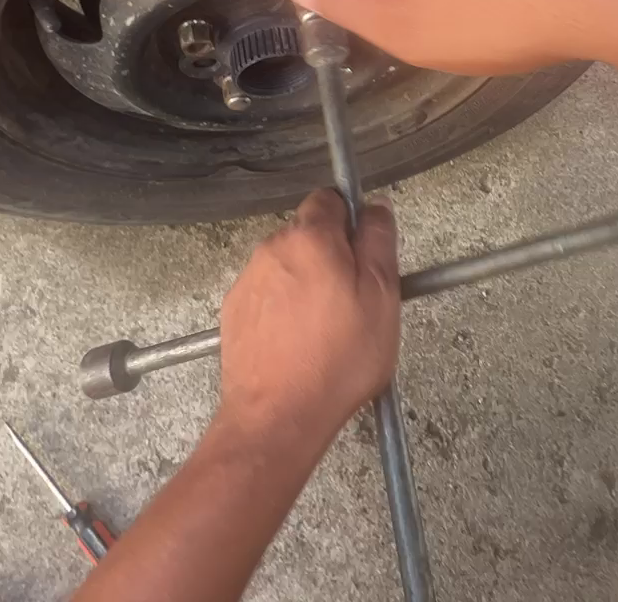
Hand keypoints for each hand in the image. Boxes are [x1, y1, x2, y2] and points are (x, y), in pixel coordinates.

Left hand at [216, 190, 399, 448]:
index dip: (352, 220)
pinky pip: (269, 295)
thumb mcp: (381, 294)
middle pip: (309, 234)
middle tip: (355, 298)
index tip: (364, 251)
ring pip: (289, 265)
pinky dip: (285, 309)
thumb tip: (376, 208)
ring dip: (308, 283)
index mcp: (310, 237)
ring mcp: (249, 281)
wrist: (278, 418)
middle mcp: (273, 249)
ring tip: (329, 328)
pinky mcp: (235, 312)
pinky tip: (302, 342)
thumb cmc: (336, 360)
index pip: (330, 199)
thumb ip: (379, 239)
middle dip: (332, 256)